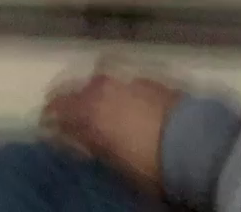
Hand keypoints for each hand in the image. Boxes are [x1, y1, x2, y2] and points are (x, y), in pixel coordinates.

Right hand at [43, 72, 183, 193]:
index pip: (56, 109)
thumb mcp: (114, 163)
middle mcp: (102, 86)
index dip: (49, 119)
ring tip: (90, 100)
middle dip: (64, 98)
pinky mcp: (148, 77)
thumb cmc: (151, 163)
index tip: (45, 126)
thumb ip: (90, 144)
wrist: (195, 142)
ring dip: (89, 88)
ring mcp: (125, 77)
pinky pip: (121, 77)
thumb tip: (76, 139)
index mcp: (89, 108)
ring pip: (96, 77)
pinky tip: (120, 98)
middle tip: (60, 110)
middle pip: (73, 87)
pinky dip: (115, 87)